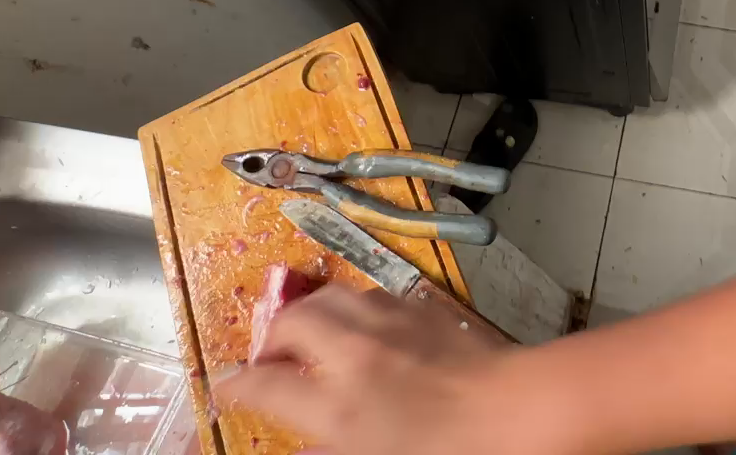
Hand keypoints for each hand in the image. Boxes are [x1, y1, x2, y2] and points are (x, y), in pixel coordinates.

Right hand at [215, 284, 514, 454]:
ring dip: (313, 313)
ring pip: (335, 295)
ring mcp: (393, 321)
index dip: (237, 386)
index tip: (225, 386)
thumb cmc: (443, 451)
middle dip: (273, 336)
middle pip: (295, 320)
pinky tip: (362, 325)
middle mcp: (358, 351)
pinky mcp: (424, 306)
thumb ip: (329, 441)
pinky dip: (355, 306)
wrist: (510, 409)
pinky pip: (375, 295)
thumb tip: (311, 437)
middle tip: (270, 357)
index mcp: (339, 405)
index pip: (266, 387)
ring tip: (311, 335)